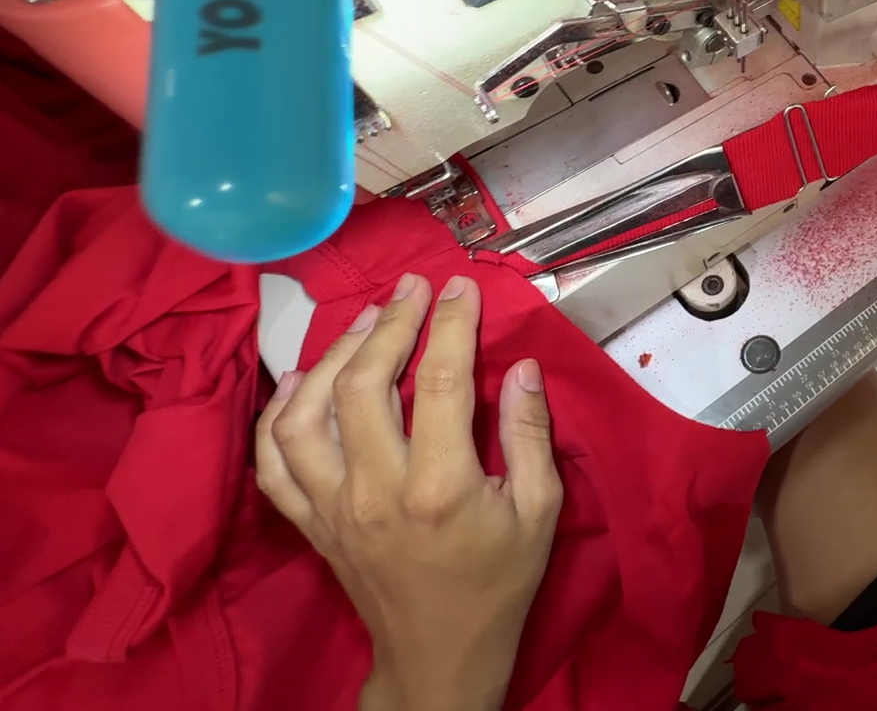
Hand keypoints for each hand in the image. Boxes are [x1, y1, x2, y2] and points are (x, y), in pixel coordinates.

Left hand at [255, 274, 562, 710]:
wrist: (440, 651)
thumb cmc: (502, 576)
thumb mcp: (542, 506)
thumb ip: (531, 434)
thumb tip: (522, 367)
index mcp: (439, 485)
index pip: (438, 382)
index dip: (449, 324)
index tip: (461, 286)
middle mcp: (372, 489)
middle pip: (364, 386)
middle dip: (392, 323)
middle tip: (416, 285)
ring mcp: (330, 506)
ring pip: (307, 413)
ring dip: (335, 355)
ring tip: (368, 318)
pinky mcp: (310, 521)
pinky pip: (273, 458)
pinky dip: (282, 409)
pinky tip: (308, 377)